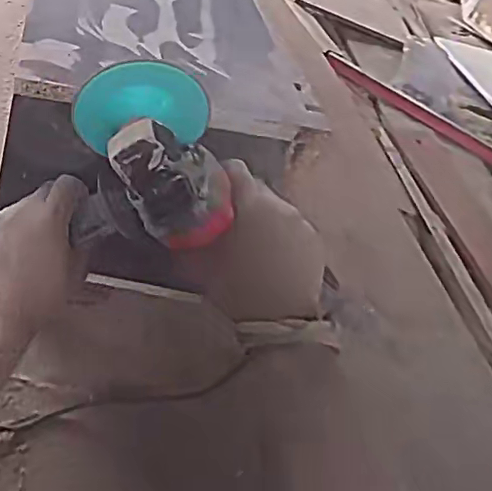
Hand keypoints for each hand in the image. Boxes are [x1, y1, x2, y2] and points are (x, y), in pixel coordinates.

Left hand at [0, 175, 88, 334]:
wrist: (6, 308)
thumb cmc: (42, 294)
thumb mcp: (77, 270)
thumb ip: (84, 242)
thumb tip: (86, 232)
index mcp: (50, 215)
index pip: (67, 183)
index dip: (79, 191)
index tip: (83, 202)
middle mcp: (25, 209)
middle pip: (47, 189)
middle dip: (59, 201)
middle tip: (68, 221)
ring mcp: (6, 215)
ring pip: (28, 201)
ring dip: (40, 212)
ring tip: (46, 236)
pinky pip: (13, 214)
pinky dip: (23, 222)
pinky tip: (28, 244)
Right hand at [175, 158, 325, 320]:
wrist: (278, 322)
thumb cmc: (233, 285)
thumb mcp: (198, 254)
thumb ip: (190, 227)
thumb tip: (177, 214)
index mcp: (252, 202)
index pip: (234, 168)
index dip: (217, 176)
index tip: (206, 193)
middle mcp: (280, 205)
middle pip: (254, 185)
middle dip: (238, 197)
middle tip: (221, 219)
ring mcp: (301, 222)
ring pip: (272, 205)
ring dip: (257, 214)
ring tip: (245, 238)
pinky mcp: (314, 240)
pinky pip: (288, 223)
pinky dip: (276, 230)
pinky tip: (266, 251)